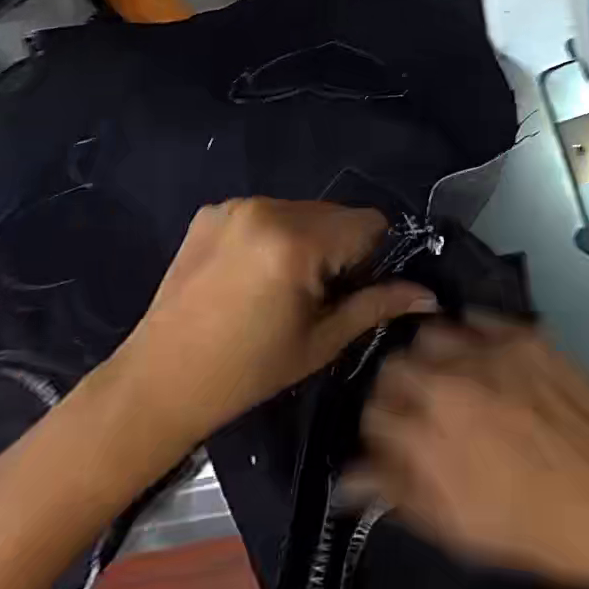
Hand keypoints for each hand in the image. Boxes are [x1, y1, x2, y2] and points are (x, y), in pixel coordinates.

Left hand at [117, 199, 436, 431]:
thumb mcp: (322, 341)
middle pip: (337, 213)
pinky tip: (254, 275)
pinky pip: (268, 213)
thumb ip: (378, 305)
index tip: (352, 291)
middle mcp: (266, 208)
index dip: (374, 256)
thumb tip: (429, 294)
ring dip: (310, 240)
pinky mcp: (210, 213)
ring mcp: (233, 207)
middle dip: (342, 248)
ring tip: (283, 287)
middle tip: (318, 295)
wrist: (159, 380)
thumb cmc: (249, 370)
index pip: (370, 222)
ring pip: (304, 212)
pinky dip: (277, 236)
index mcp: (296, 241)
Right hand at [358, 316, 588, 588]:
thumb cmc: (536, 528)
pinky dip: (470, 334)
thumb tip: (351, 478)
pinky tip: (481, 356)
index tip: (391, 437)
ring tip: (448, 377)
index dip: (378, 428)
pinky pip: (479, 319)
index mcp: (424, 434)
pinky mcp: (526, 335)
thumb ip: (399, 492)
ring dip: (430, 355)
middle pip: (395, 365)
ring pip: (432, 334)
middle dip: (397, 388)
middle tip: (419, 408)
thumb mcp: (457, 527)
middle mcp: (448, 381)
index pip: (372, 412)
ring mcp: (490, 351)